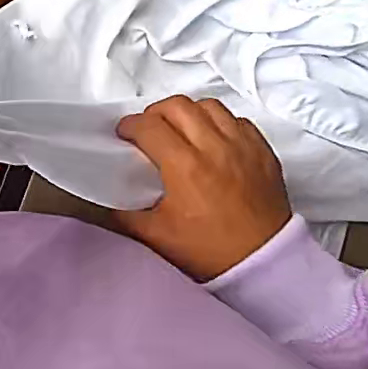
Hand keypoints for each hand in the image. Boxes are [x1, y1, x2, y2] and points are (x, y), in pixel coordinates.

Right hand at [114, 95, 291, 280]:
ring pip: (209, 106)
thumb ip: (125, 216)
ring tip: (181, 128)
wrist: (263, 262)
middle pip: (177, 106)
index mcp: (186, 167)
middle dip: (156, 112)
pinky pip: (238, 119)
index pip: (149, 126)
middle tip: (149, 128)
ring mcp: (242, 146)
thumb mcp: (158, 237)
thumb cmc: (213, 252)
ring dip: (189, 112)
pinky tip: (213, 138)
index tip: (126, 133)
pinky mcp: (262, 150)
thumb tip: (104, 204)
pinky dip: (221, 122)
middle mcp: (215, 148)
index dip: (131, 126)